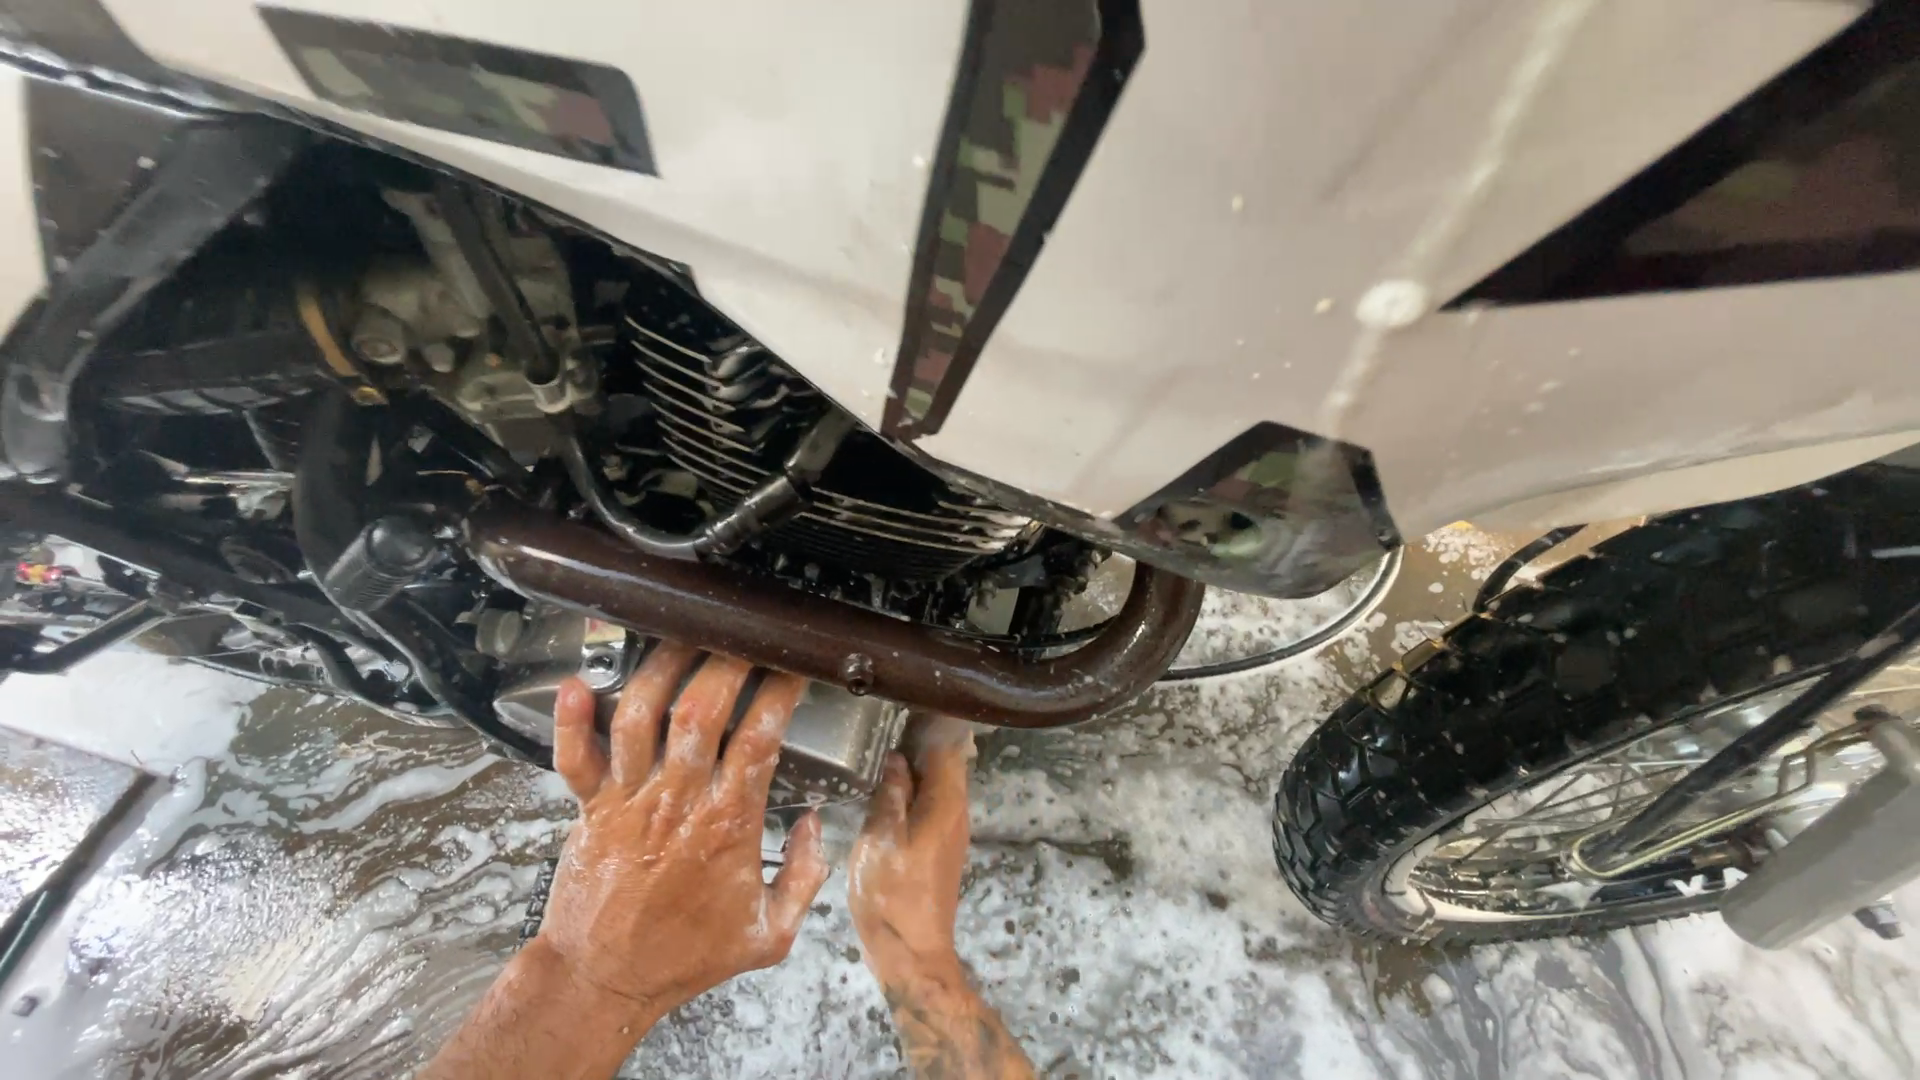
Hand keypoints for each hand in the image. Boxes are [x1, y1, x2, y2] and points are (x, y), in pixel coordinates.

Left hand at [537, 643, 829, 1020]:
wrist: (605, 980)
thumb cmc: (684, 954)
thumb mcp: (768, 934)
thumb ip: (806, 877)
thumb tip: (814, 825)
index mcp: (726, 824)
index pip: (759, 740)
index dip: (778, 694)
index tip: (791, 668)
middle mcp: (677, 801)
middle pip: (699, 714)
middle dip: (724, 664)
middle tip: (741, 637)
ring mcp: (628, 801)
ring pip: (639, 719)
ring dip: (659, 670)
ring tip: (679, 635)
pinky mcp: (590, 809)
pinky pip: (574, 757)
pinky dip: (569, 720)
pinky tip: (575, 683)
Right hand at [847, 721, 973, 984]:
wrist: (913, 953)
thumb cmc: (892, 894)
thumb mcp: (881, 839)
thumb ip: (890, 794)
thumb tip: (896, 757)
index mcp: (946, 801)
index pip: (949, 745)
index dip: (931, 720)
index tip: (908, 698)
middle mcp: (958, 810)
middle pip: (947, 761)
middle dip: (923, 738)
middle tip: (889, 716)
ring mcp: (953, 829)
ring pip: (940, 781)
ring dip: (918, 763)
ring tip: (884, 744)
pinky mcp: (943, 845)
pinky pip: (934, 801)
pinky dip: (917, 786)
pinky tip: (890, 785)